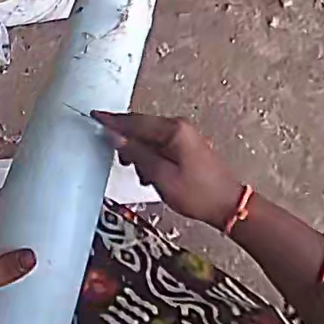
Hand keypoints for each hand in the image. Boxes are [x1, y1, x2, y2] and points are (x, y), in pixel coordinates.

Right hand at [93, 112, 243, 227]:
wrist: (228, 206)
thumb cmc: (197, 194)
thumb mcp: (160, 175)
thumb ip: (136, 153)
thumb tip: (115, 136)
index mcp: (173, 130)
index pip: (135, 122)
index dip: (112, 121)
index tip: (95, 117)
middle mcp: (178, 127)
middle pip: (141, 126)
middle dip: (126, 140)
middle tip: (116, 156)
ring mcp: (183, 135)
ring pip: (149, 136)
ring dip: (138, 151)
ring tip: (138, 172)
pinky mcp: (185, 145)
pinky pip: (159, 143)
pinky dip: (149, 155)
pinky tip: (150, 173)